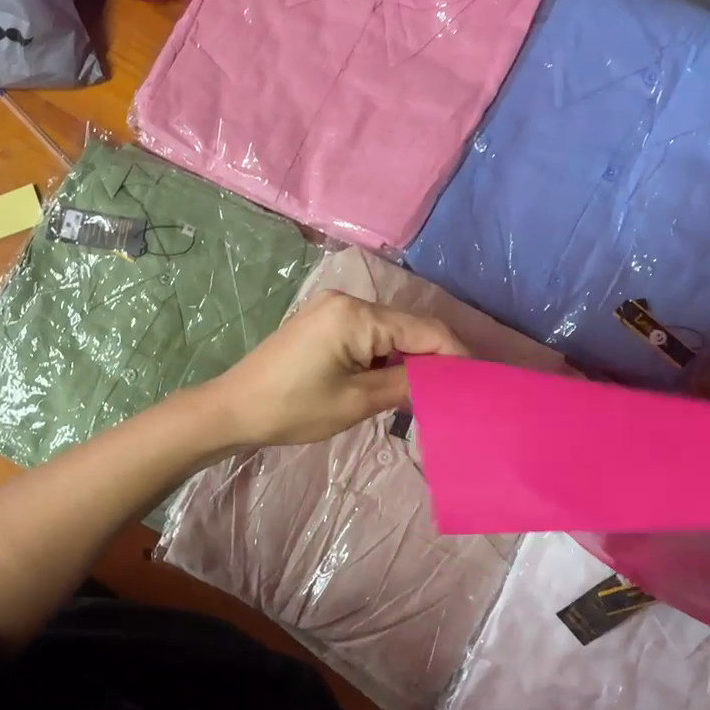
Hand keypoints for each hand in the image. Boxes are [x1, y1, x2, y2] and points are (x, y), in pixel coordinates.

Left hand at [198, 291, 467, 447]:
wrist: (232, 409)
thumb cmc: (292, 408)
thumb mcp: (356, 401)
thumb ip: (407, 386)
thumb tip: (448, 382)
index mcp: (355, 314)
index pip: (426, 331)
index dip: (457, 359)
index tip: (477, 390)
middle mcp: (345, 300)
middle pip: (409, 328)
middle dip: (432, 362)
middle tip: (453, 399)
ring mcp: (329, 309)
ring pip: (389, 333)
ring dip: (406, 362)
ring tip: (423, 399)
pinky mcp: (319, 323)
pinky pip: (366, 336)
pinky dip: (382, 359)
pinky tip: (390, 385)